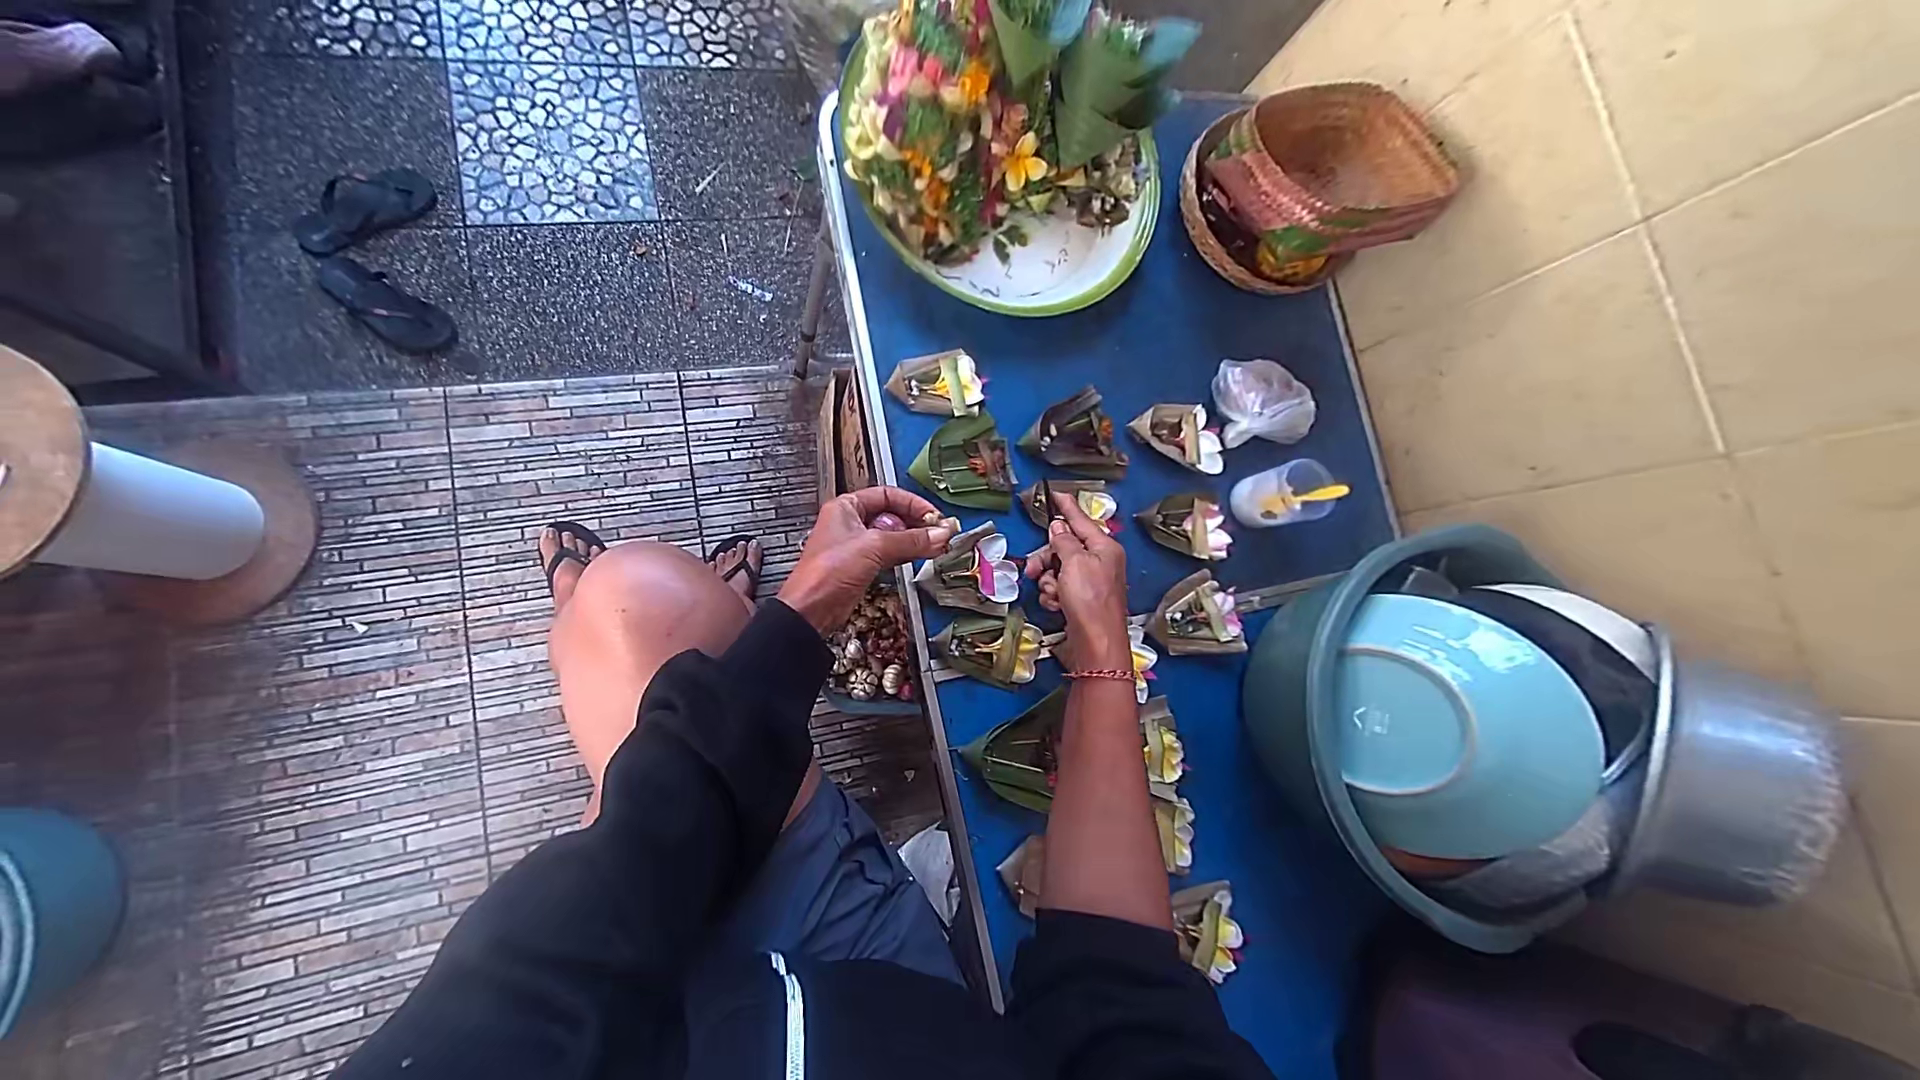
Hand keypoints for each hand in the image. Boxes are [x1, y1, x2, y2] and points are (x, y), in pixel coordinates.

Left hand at [778, 486, 954, 634]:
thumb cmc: (824, 573)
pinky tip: (921, 557)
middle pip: (893, 516)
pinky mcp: (862, 567)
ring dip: (915, 540)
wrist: (810, 610)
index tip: (933, 516)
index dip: (913, 503)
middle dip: (917, 523)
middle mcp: (850, 524)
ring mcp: (857, 546)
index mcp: (846, 507)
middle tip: (938, 532)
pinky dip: (907, 554)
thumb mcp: (874, 547)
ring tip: (935, 545)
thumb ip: (911, 539)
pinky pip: (890, 554)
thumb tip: (938, 533)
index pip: (887, 495)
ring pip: (893, 536)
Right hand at [1024, 489, 1130, 670]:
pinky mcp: (1082, 599)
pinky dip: (1053, 594)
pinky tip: (1056, 603)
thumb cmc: (1091, 602)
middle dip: (1047, 558)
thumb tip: (1058, 528)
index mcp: (1104, 547)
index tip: (1056, 494)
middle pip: (1064, 547)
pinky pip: (1059, 587)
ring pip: (1057, 568)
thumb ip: (1063, 541)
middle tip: (1036, 569)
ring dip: (1049, 580)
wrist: (1096, 642)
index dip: (1066, 506)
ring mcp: (1091, 581)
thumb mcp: (1074, 563)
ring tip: (1053, 592)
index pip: (1080, 519)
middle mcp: (1100, 562)